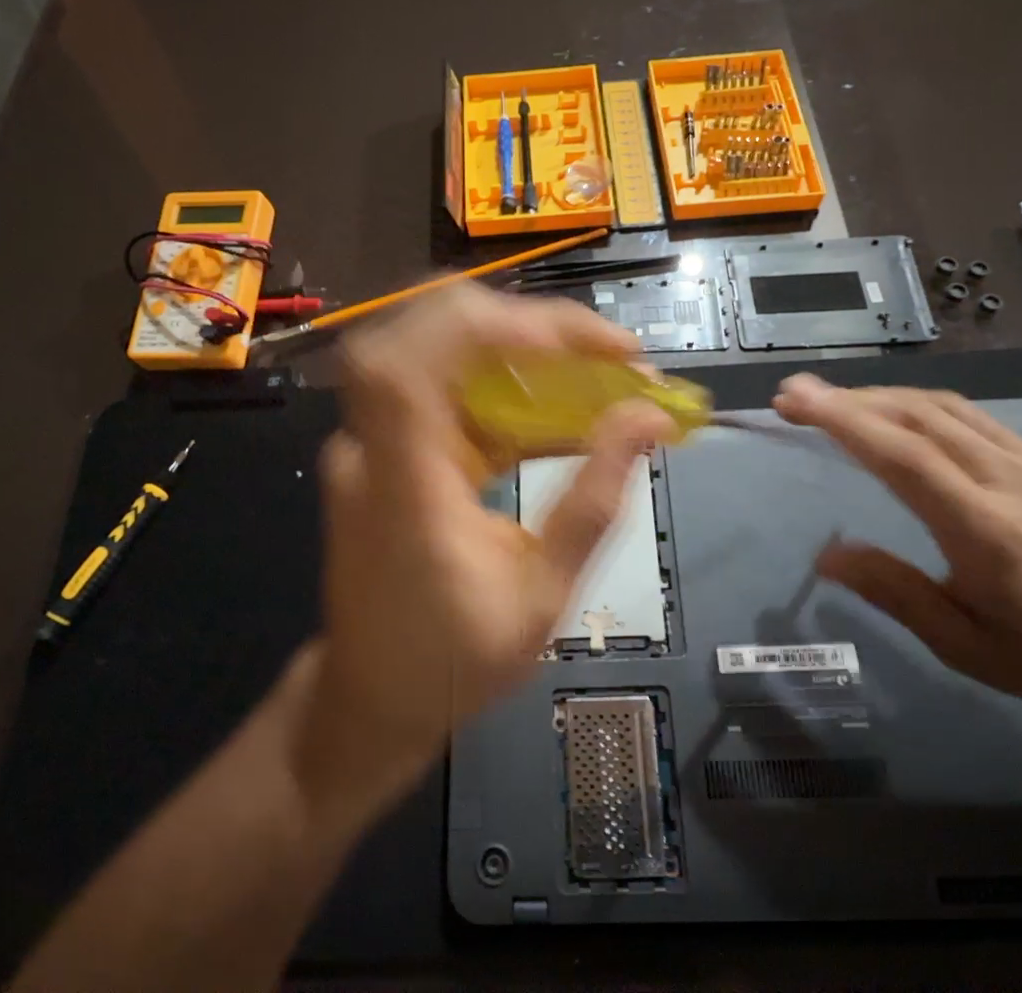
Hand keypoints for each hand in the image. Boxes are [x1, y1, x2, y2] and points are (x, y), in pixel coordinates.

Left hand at [310, 286, 673, 784]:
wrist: (373, 696)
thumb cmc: (451, 661)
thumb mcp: (540, 596)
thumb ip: (592, 503)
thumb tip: (649, 419)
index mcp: (400, 485)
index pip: (419, 358)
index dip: (505, 326)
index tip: (596, 348)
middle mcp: (373, 446)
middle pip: (435, 334)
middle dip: (533, 331)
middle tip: (613, 358)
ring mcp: (375, 444)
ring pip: (446, 354)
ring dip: (528, 357)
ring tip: (605, 379)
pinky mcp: (390, 451)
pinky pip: (452, 393)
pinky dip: (511, 391)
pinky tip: (565, 416)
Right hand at [773, 376, 1021, 711]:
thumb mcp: (965, 644)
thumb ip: (895, 592)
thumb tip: (827, 554)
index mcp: (987, 530)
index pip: (904, 457)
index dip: (845, 421)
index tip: (795, 400)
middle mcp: (1010, 480)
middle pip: (920, 417)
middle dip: (850, 399)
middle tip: (794, 396)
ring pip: (946, 408)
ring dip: (882, 396)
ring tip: (832, 402)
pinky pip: (972, 417)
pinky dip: (919, 406)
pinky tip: (898, 417)